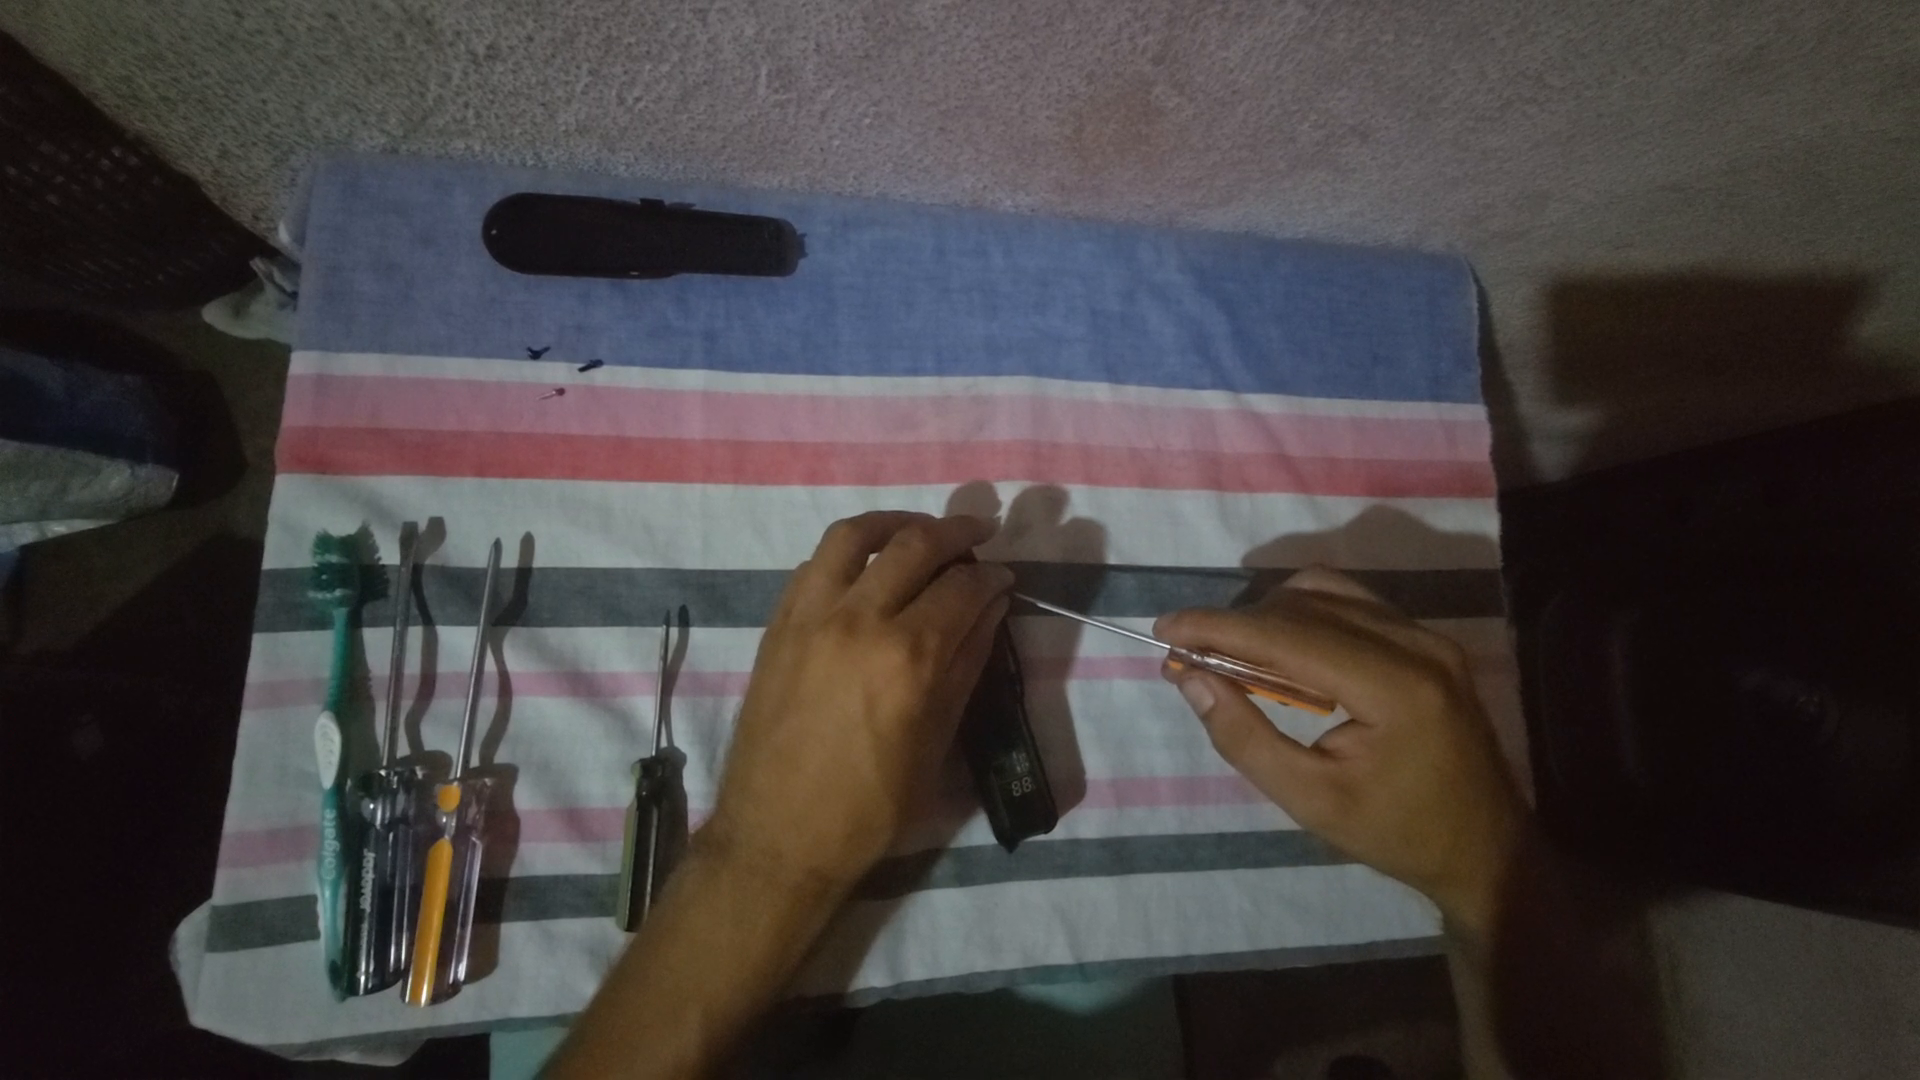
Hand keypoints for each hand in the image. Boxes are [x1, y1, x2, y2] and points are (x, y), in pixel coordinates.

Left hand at [701, 512, 1013, 893]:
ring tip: (920, 530)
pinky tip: (867, 565)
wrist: (778, 835)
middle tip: (978, 533)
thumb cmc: (872, 806)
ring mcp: (811, 616)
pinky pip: (814, 563)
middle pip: (915, 545)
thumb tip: (990, 608)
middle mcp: (859, 620)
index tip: (1004, 576)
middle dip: (957, 531)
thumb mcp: (938, 743)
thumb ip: (967, 664)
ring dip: (896, 522)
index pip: (962, 588)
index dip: (991, 576)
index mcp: (909, 657)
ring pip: (855, 535)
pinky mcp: (778, 624)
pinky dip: (849, 551)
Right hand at [1155, 568, 1525, 932]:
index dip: (1217, 626)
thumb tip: (1190, 677)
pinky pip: (1348, 601)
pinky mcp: (1426, 640)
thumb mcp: (1309, 801)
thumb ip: (1245, 737)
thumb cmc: (1396, 834)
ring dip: (1266, 615)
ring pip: (1323, 592)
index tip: (1164, 629)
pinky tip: (1280, 649)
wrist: (1487, 850)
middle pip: (1301, 606)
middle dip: (1235, 624)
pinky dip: (1300, 613)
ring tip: (1232, 653)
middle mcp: (1416, 645)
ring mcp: (1426, 637)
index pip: (1286, 635)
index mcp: (1394, 688)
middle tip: (1189, 656)